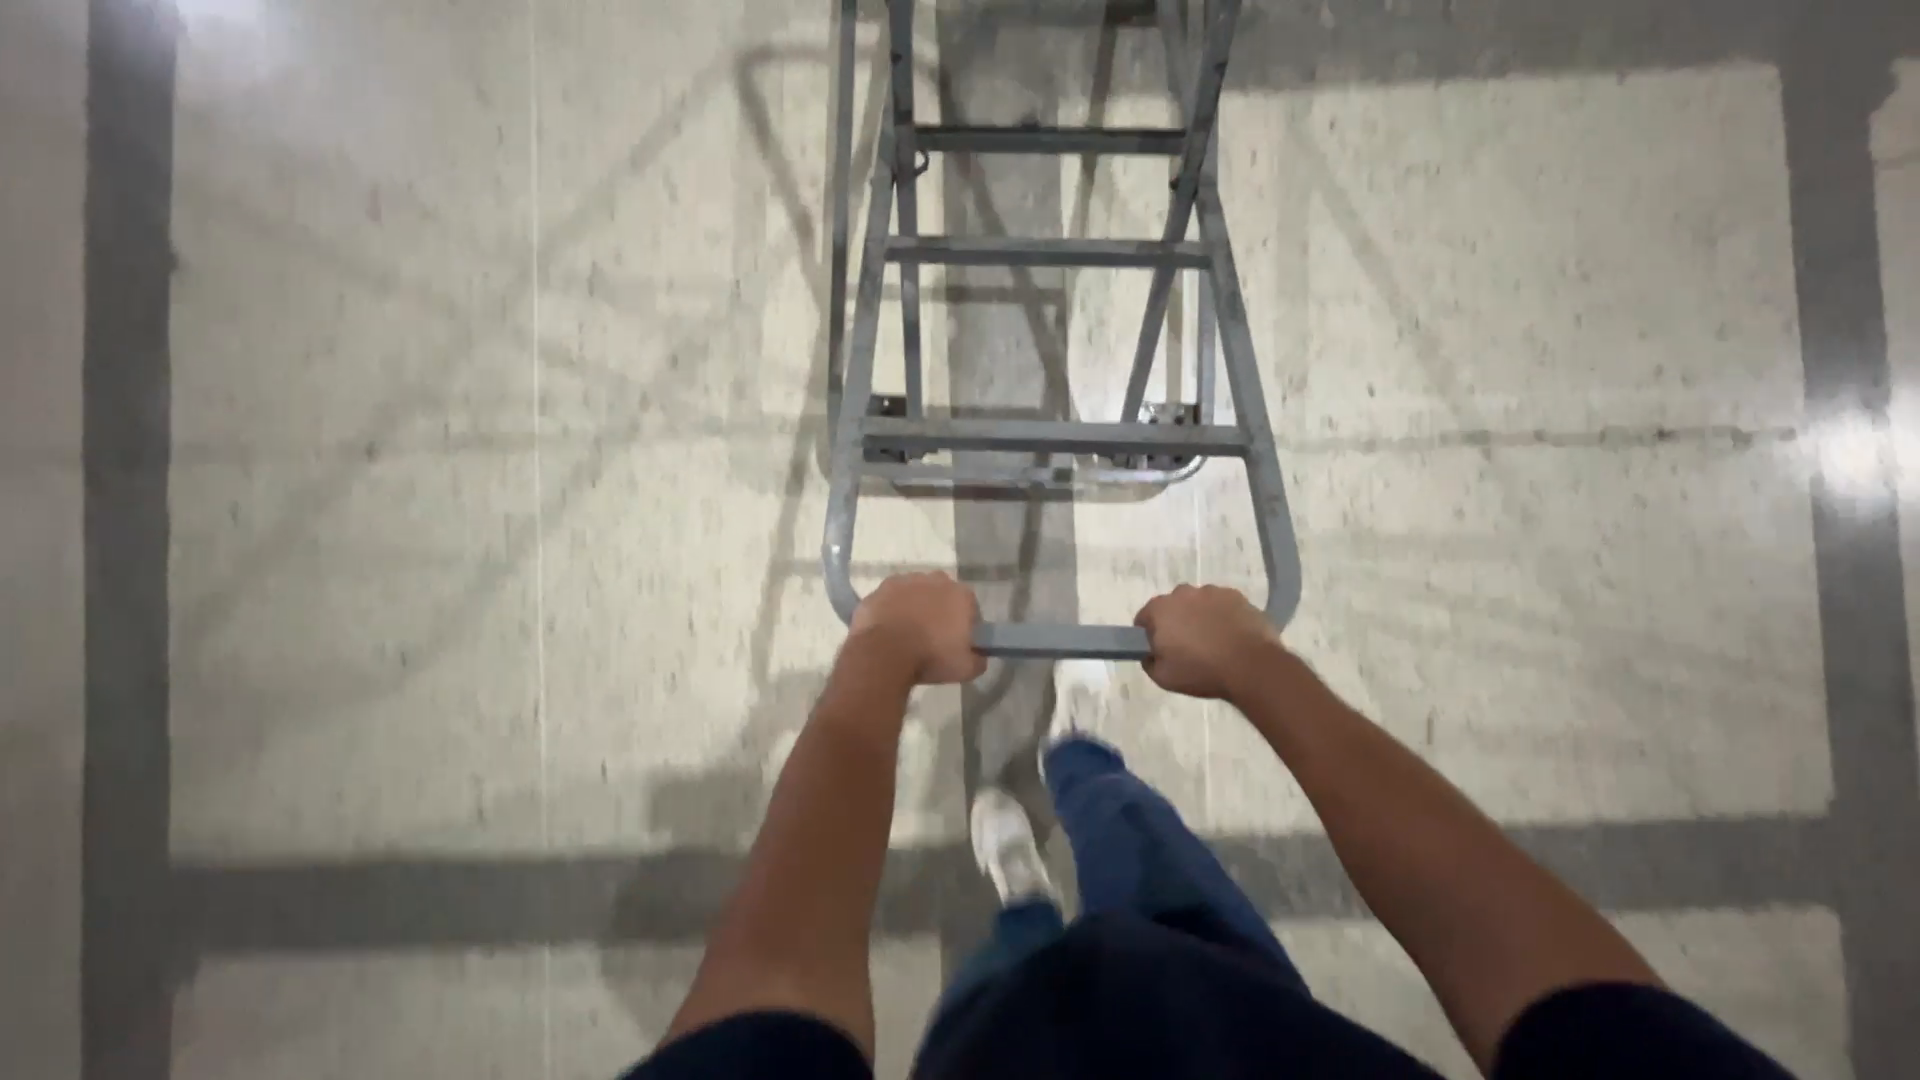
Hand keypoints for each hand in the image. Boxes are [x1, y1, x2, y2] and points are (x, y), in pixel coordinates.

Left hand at [849, 572, 987, 684]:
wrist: (884, 654)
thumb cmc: (931, 658)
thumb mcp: (966, 669)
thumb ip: (978, 659)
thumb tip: (978, 656)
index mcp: (961, 595)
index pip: (970, 607)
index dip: (966, 625)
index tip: (958, 642)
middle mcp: (935, 580)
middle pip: (942, 595)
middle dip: (939, 610)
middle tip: (932, 637)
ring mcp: (905, 581)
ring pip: (915, 593)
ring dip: (914, 607)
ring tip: (907, 634)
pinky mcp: (880, 589)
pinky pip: (890, 599)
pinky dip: (891, 610)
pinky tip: (888, 630)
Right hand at [1133, 584, 1282, 699]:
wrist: (1252, 666)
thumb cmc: (1201, 671)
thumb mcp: (1163, 678)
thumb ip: (1149, 662)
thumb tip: (1150, 653)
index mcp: (1160, 610)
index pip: (1144, 619)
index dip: (1150, 636)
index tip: (1161, 651)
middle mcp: (1182, 593)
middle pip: (1172, 607)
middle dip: (1176, 623)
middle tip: (1187, 647)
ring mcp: (1212, 592)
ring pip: (1198, 604)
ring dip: (1200, 617)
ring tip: (1213, 642)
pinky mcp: (1236, 596)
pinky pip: (1221, 605)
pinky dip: (1222, 616)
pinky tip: (1231, 636)